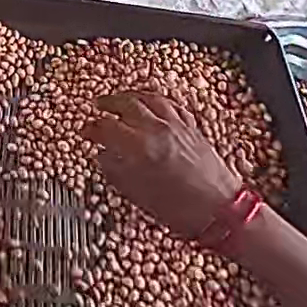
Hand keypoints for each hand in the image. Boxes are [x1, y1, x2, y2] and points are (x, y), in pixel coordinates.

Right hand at [83, 92, 239, 238]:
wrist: (222, 211)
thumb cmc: (181, 210)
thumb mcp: (138, 195)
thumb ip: (116, 171)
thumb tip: (104, 156)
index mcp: (140, 147)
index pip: (107, 127)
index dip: (92, 128)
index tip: (84, 131)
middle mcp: (157, 129)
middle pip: (127, 104)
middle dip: (108, 103)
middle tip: (98, 106)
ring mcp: (176, 125)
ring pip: (149, 98)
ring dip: (131, 95)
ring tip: (121, 98)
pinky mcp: (191, 127)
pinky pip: (170, 104)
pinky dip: (156, 100)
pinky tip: (152, 102)